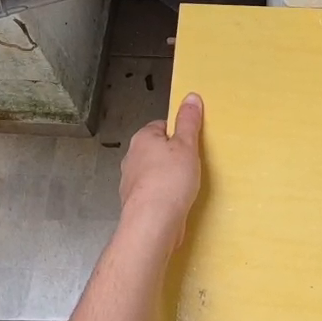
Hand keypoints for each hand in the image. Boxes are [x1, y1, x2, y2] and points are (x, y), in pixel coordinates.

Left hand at [119, 93, 203, 245]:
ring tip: (186, 185)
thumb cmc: (170, 179)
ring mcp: (130, 181)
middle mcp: (131, 157)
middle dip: (173, 156)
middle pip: (157, 149)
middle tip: (191, 163)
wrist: (152, 223)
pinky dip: (162, 196)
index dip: (178, 133)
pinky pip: (152, 192)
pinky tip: (176, 202)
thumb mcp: (186, 145)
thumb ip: (189, 121)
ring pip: (153, 172)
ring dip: (167, 177)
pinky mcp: (134, 203)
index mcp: (142, 138)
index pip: (162, 126)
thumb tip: (191, 97)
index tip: (191, 143)